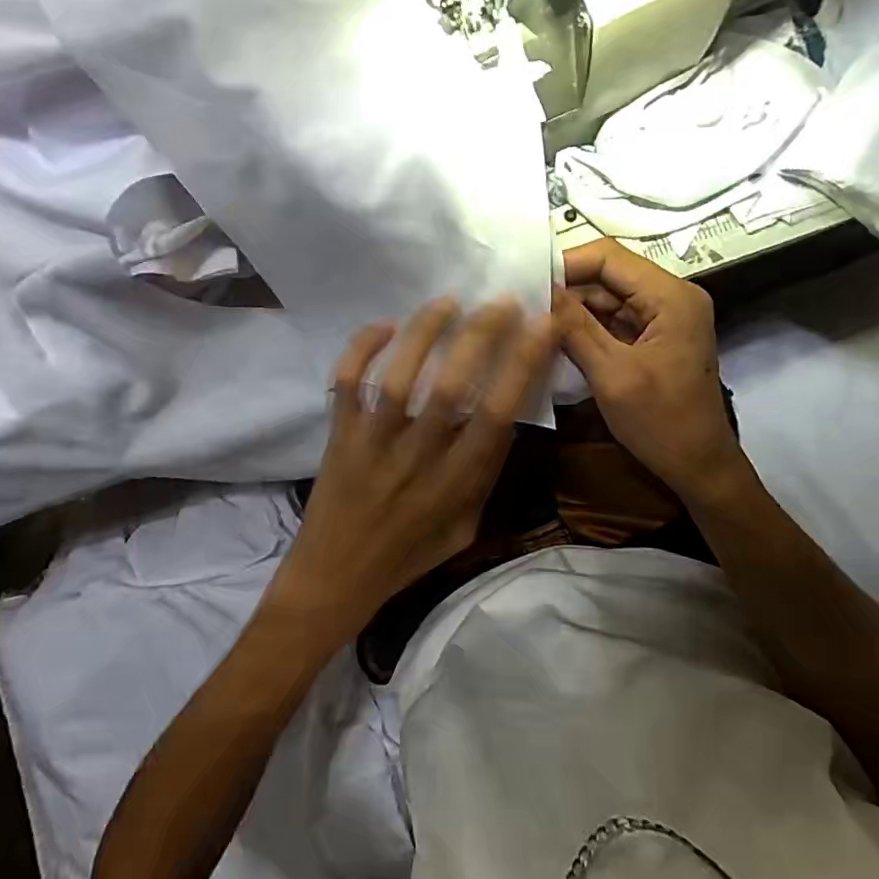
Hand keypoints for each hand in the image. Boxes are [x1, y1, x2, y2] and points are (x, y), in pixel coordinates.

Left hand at [265, 297, 554, 637]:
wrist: (336, 577)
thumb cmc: (409, 554)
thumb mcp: (465, 524)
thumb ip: (486, 473)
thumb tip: (507, 417)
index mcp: (456, 483)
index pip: (498, 414)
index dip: (524, 365)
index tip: (542, 324)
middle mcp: (417, 458)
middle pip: (453, 386)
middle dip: (482, 336)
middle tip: (500, 301)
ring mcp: (373, 444)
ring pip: (399, 378)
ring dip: (426, 333)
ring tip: (449, 301)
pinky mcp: (338, 436)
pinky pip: (346, 384)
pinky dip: (361, 349)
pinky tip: (384, 325)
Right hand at [552, 239, 742, 500]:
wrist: (699, 466)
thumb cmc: (661, 422)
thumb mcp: (611, 374)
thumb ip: (574, 327)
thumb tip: (538, 291)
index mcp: (670, 296)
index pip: (609, 257)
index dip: (566, 263)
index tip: (526, 280)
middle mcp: (671, 296)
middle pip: (608, 275)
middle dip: (566, 288)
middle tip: (522, 303)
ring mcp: (664, 317)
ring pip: (608, 298)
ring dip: (573, 309)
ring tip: (531, 320)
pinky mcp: (654, 337)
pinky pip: (614, 320)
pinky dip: (586, 327)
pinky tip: (555, 338)